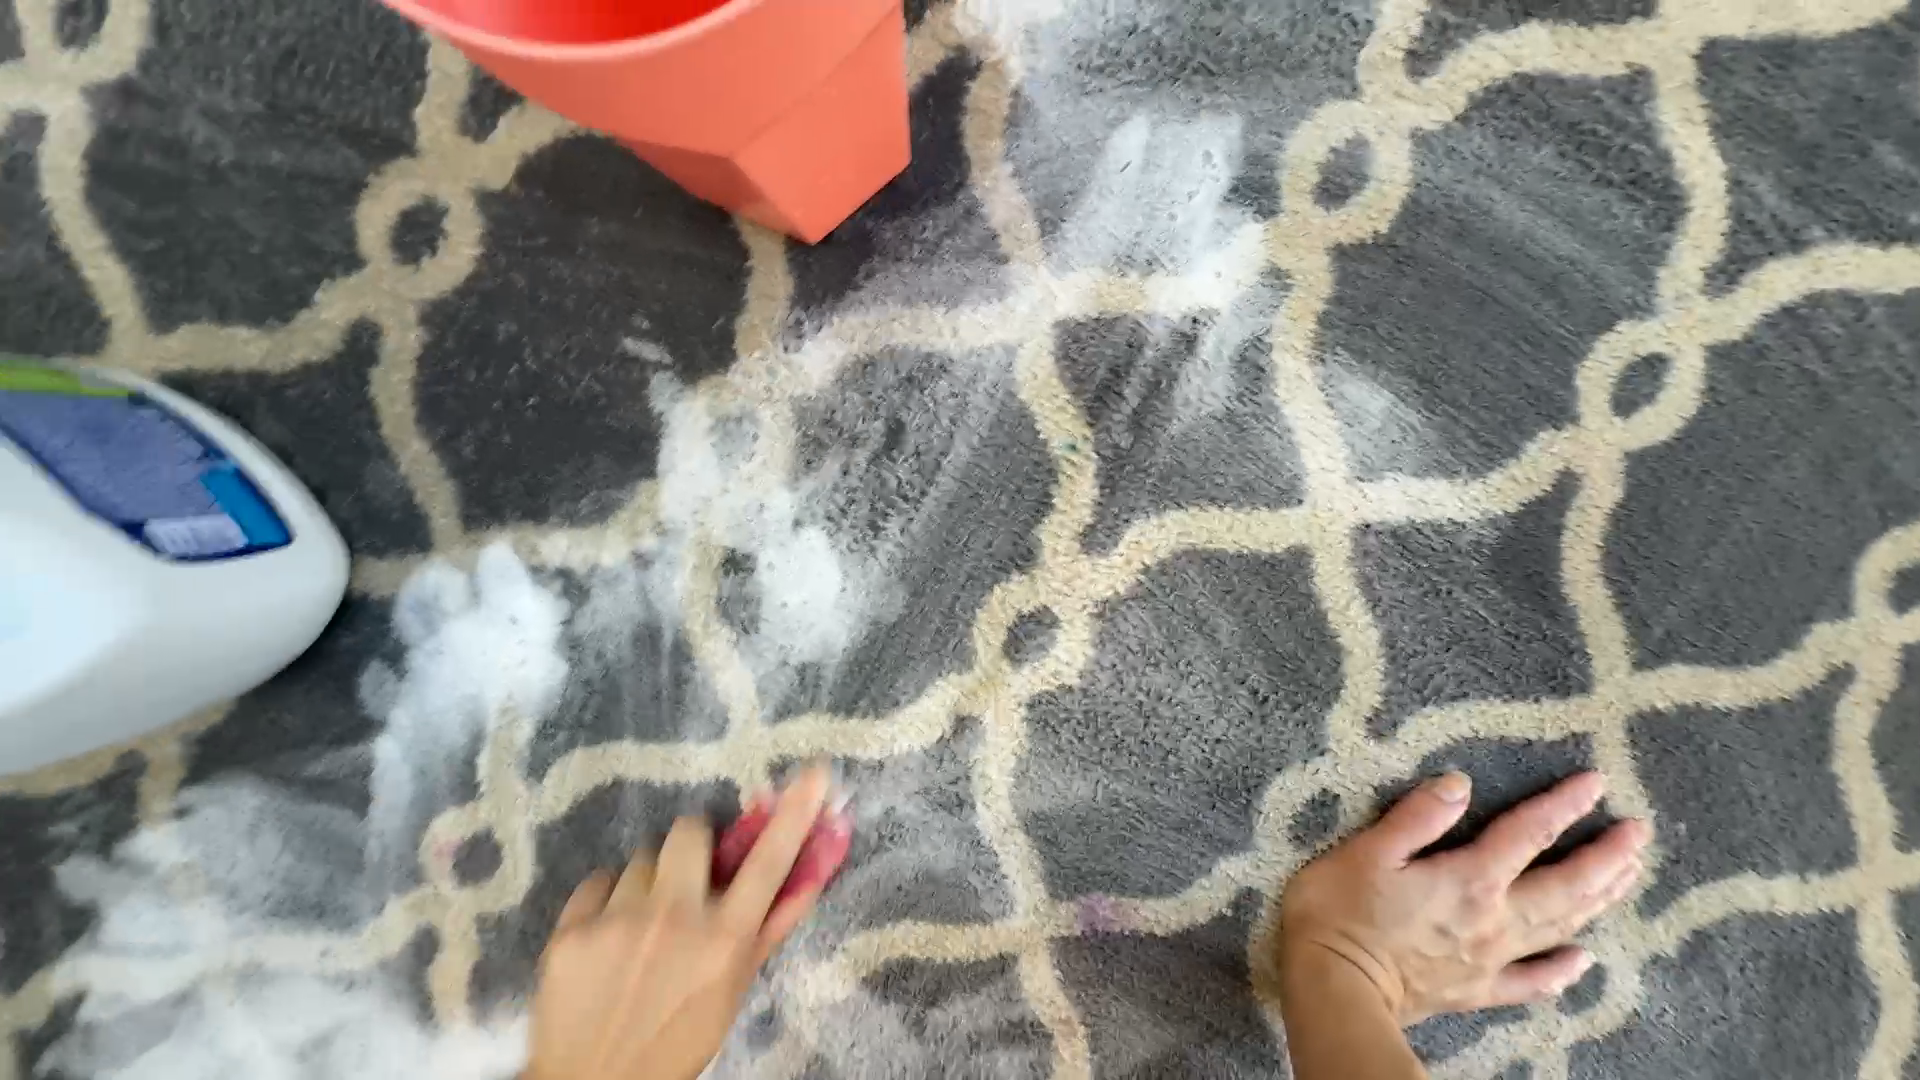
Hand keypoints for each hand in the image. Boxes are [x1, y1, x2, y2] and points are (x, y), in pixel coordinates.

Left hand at [525, 765, 838, 1079]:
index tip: (814, 772)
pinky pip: (597, 882)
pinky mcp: (571, 931)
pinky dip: (605, 900)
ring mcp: (619, 922)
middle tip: (686, 874)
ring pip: (640, 859)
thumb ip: (771, 924)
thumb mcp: (735, 987)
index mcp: (724, 938)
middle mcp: (675, 920)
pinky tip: (605, 935)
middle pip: (688, 831)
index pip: (770, 862)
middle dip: (692, 845)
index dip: (795, 812)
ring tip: (639, 924)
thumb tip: (813, 869)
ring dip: (646, 882)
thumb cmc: (681, 1036)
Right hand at [1279, 770, 1650, 1025]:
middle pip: (1565, 885)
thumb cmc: (1340, 910)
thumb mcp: (1367, 850)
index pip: (1528, 834)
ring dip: (1599, 900)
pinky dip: (1563, 969)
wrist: (1334, 986)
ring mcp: (1491, 959)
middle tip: (1639, 832)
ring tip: (1628, 876)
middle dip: (1606, 857)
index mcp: (1469, 879)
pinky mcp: (1477, 989)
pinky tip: (1583, 959)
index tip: (1596, 782)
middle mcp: (1494, 918)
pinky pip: (1532, 980)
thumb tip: (1460, 784)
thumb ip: (1417, 818)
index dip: (1563, 805)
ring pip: (1560, 926)